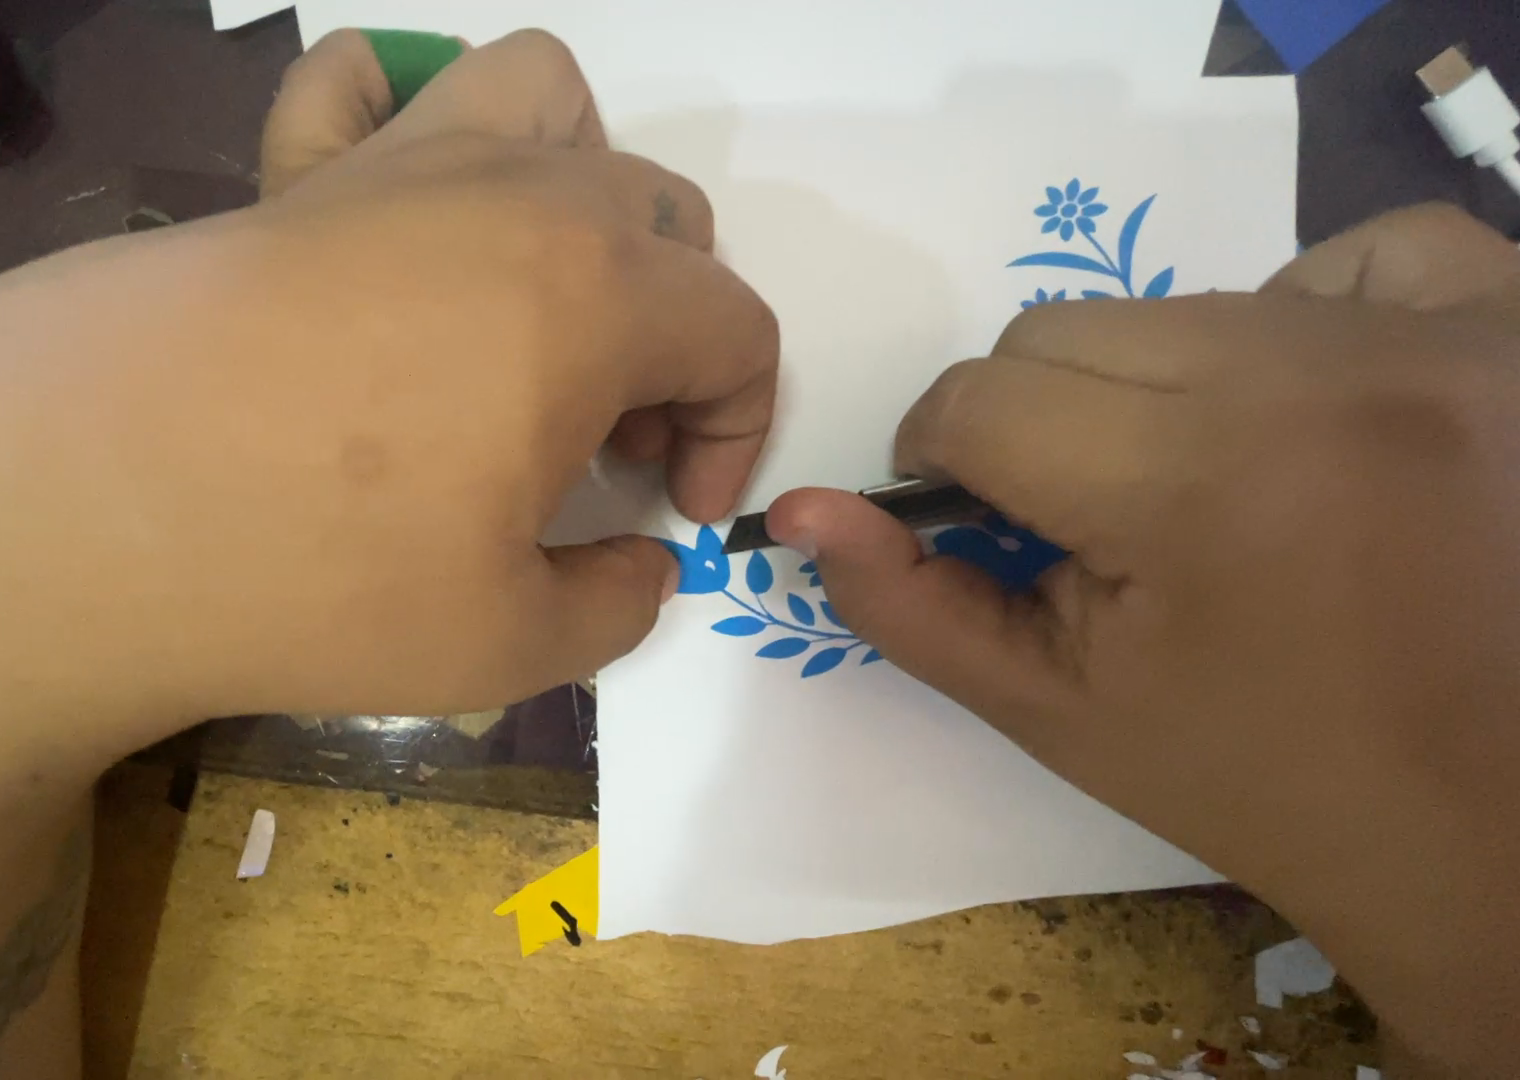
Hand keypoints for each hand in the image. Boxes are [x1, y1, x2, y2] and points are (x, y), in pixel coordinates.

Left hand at [0, 31, 775, 733]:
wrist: (69, 521)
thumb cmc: (317, 583)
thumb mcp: (509, 645)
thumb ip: (617, 606)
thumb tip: (646, 566)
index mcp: (594, 297)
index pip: (738, 331)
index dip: (740, 428)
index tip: (683, 510)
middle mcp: (516, 197)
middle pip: (667, 223)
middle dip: (675, 337)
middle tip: (613, 440)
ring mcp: (396, 164)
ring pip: (550, 105)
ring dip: (584, 202)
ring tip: (540, 307)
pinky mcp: (291, 174)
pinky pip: (370, 91)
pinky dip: (412, 135)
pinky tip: (398, 226)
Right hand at [768, 204, 1519, 1076]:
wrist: (1508, 831)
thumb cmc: (1250, 773)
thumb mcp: (1040, 702)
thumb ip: (898, 599)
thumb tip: (794, 508)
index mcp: (1196, 486)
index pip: (977, 401)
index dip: (936, 456)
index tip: (964, 511)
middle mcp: (1329, 377)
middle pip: (1056, 332)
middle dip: (1023, 419)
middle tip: (1076, 511)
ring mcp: (1461, 331)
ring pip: (1170, 301)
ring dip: (1137, 384)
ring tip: (1193, 478)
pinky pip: (1354, 259)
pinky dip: (1293, 321)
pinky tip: (1309, 408)